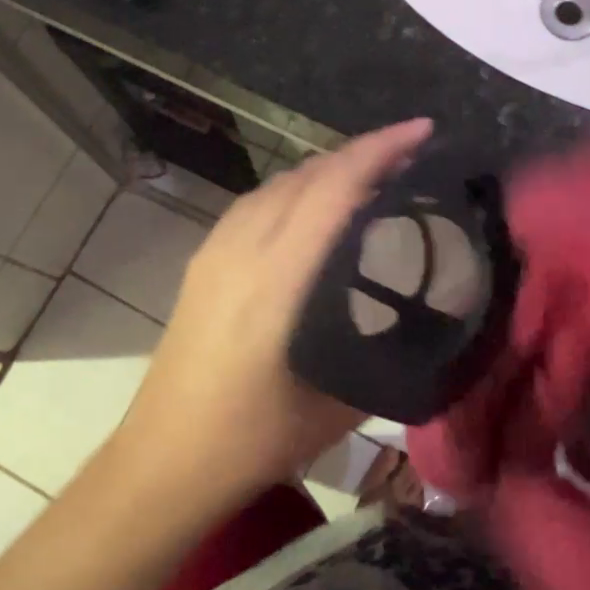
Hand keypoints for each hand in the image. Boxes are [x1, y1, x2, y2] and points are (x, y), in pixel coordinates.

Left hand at [113, 118, 434, 501]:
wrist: (164, 459)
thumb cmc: (253, 440)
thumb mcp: (337, 404)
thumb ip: (380, 348)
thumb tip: (426, 314)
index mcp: (276, 279)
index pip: (332, 189)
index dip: (379, 151)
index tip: (424, 131)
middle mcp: (242, 249)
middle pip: (307, 175)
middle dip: (362, 152)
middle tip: (413, 152)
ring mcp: (216, 250)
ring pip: (279, 183)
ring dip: (329, 168)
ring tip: (373, 174)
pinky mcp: (204, 260)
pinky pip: (259, 202)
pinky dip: (298, 188)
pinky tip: (318, 208)